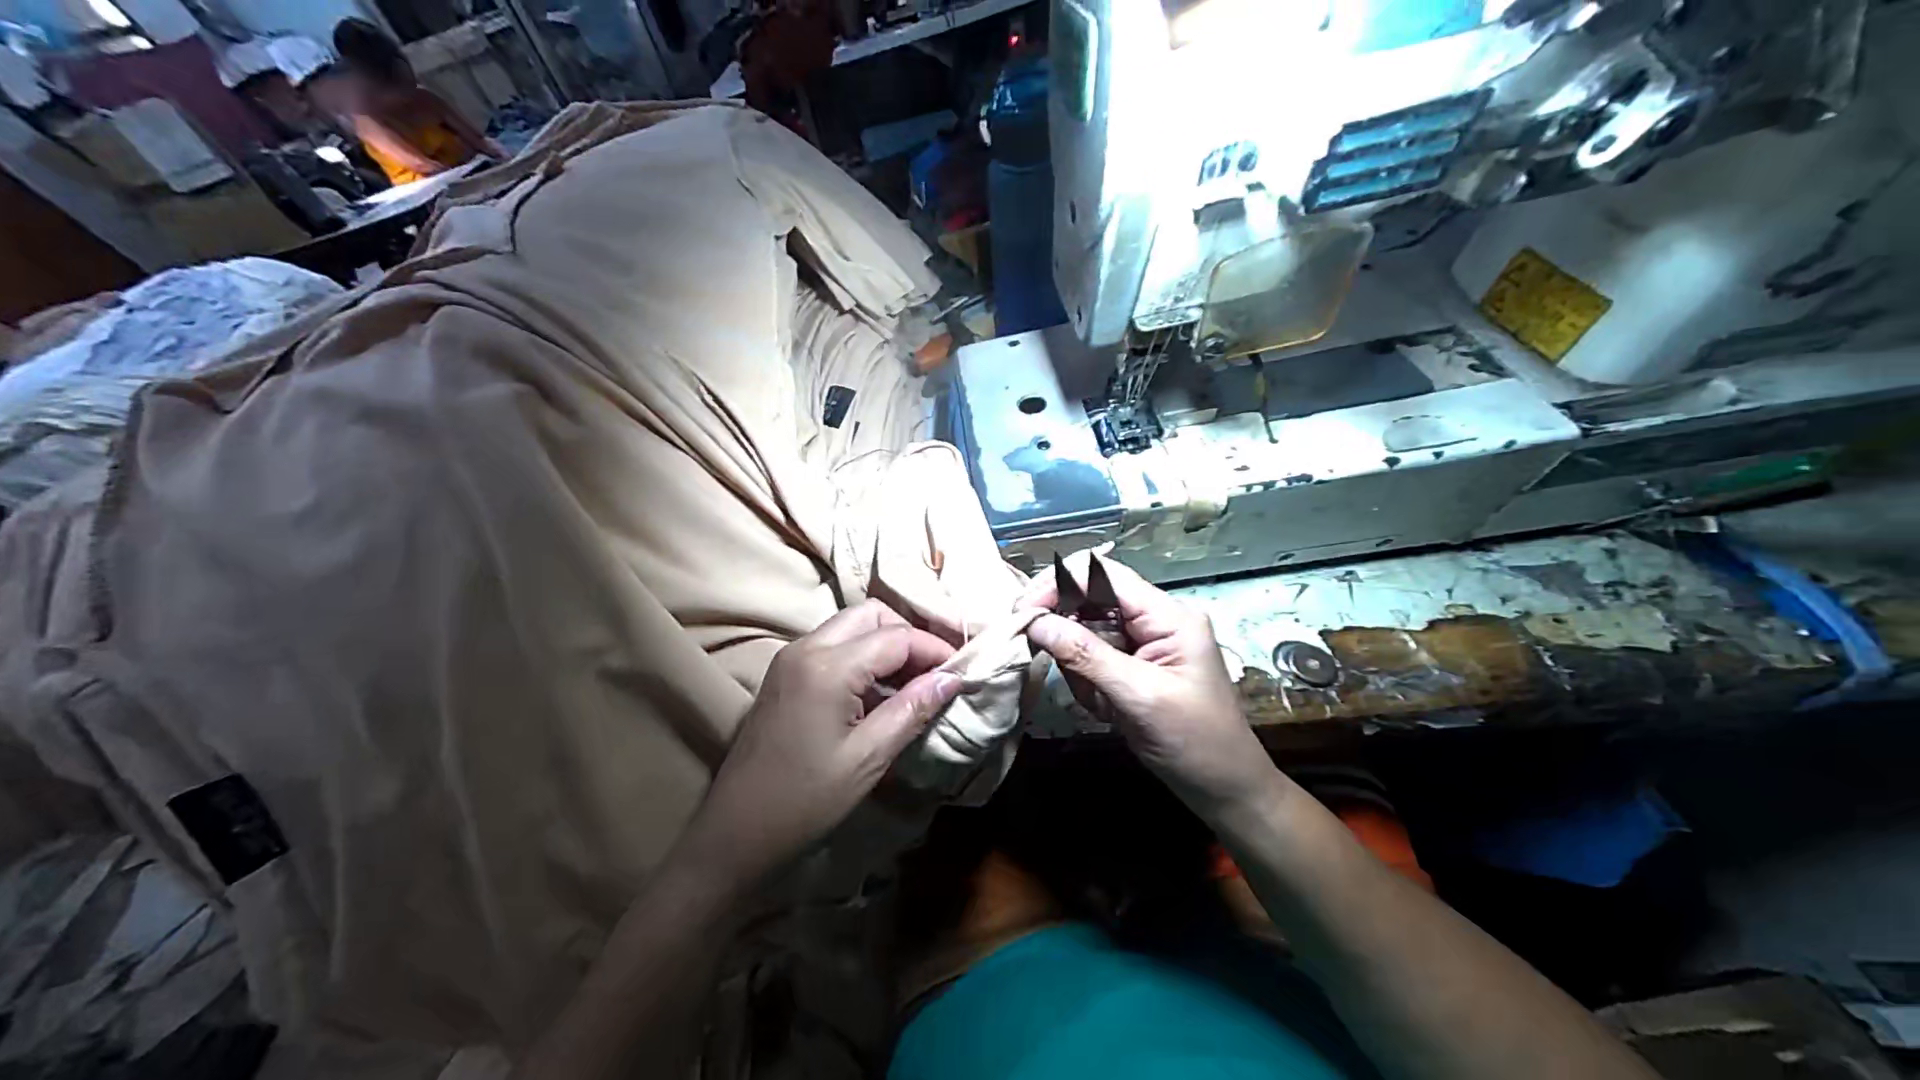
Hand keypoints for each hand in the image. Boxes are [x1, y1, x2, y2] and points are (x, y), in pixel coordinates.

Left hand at [676, 600, 962, 886]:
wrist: (735, 834)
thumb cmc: (805, 802)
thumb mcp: (868, 758)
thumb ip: (912, 709)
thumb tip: (953, 678)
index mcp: (826, 667)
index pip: (895, 637)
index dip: (934, 649)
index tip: (962, 671)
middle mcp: (805, 648)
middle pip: (871, 616)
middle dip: (909, 636)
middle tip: (937, 672)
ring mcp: (789, 659)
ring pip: (851, 628)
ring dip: (886, 645)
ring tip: (915, 684)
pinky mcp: (783, 674)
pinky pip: (833, 647)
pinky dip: (862, 658)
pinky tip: (881, 693)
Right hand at [1021, 553, 1276, 815]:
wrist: (1226, 790)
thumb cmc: (1196, 742)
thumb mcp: (1139, 697)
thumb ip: (1086, 655)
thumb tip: (1035, 622)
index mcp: (1167, 616)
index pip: (1102, 574)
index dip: (1058, 583)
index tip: (1023, 611)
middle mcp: (1153, 621)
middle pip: (1089, 600)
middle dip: (1064, 630)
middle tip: (1041, 657)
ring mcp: (1142, 645)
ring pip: (1084, 633)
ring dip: (1077, 667)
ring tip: (1099, 703)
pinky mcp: (1131, 668)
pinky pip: (1090, 660)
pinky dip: (1085, 684)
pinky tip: (1105, 711)